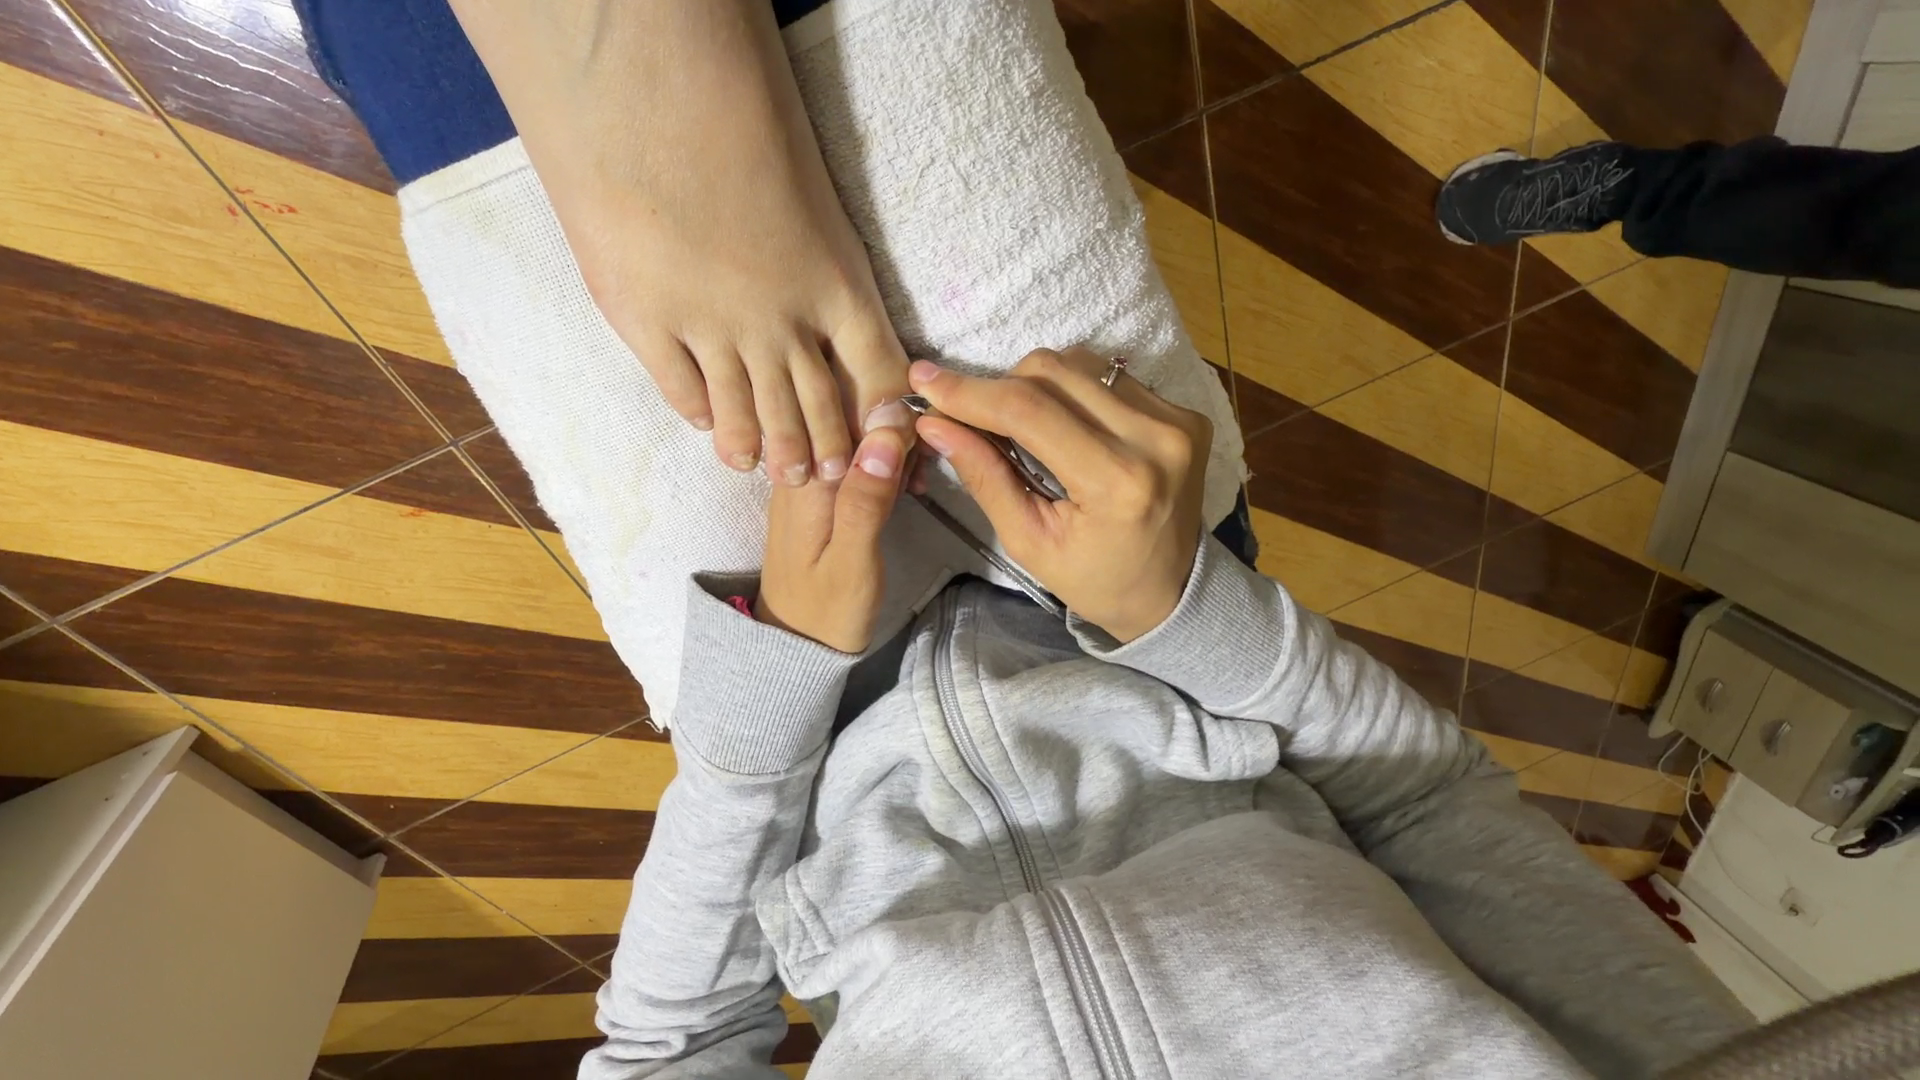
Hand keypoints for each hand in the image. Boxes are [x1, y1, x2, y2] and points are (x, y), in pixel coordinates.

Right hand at [452, 0, 911, 485]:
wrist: (643, 93)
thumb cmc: (741, 124)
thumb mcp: (814, 195)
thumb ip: (826, 266)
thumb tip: (831, 319)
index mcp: (835, 283)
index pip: (877, 369)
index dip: (884, 416)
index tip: (888, 442)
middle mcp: (779, 320)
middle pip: (814, 405)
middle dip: (825, 450)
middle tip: (827, 481)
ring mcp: (712, 328)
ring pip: (749, 412)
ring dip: (764, 448)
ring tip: (769, 472)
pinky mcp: (647, 322)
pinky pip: (684, 389)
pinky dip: (702, 414)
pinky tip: (709, 428)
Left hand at [753, 428, 910, 652]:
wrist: (797, 644)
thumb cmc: (827, 611)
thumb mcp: (853, 562)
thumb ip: (866, 499)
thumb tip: (887, 432)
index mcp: (806, 478)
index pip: (849, 414)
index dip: (894, 416)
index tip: (926, 441)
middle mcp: (801, 466)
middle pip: (852, 415)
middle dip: (898, 428)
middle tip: (924, 468)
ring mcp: (810, 476)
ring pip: (858, 434)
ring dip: (897, 446)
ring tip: (919, 479)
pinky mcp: (822, 491)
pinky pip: (856, 456)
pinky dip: (887, 464)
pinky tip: (907, 485)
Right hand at [908, 348, 1211, 641]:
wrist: (1170, 590)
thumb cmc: (1094, 578)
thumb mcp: (1029, 542)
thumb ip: (985, 476)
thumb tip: (934, 422)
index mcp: (1117, 482)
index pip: (1028, 411)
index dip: (969, 392)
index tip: (924, 382)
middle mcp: (1155, 438)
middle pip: (1053, 372)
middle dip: (998, 386)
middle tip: (971, 413)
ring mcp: (1175, 420)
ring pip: (1080, 364)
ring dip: (1035, 383)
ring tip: (1019, 423)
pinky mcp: (1184, 412)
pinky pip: (1109, 376)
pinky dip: (1072, 390)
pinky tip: (1063, 423)